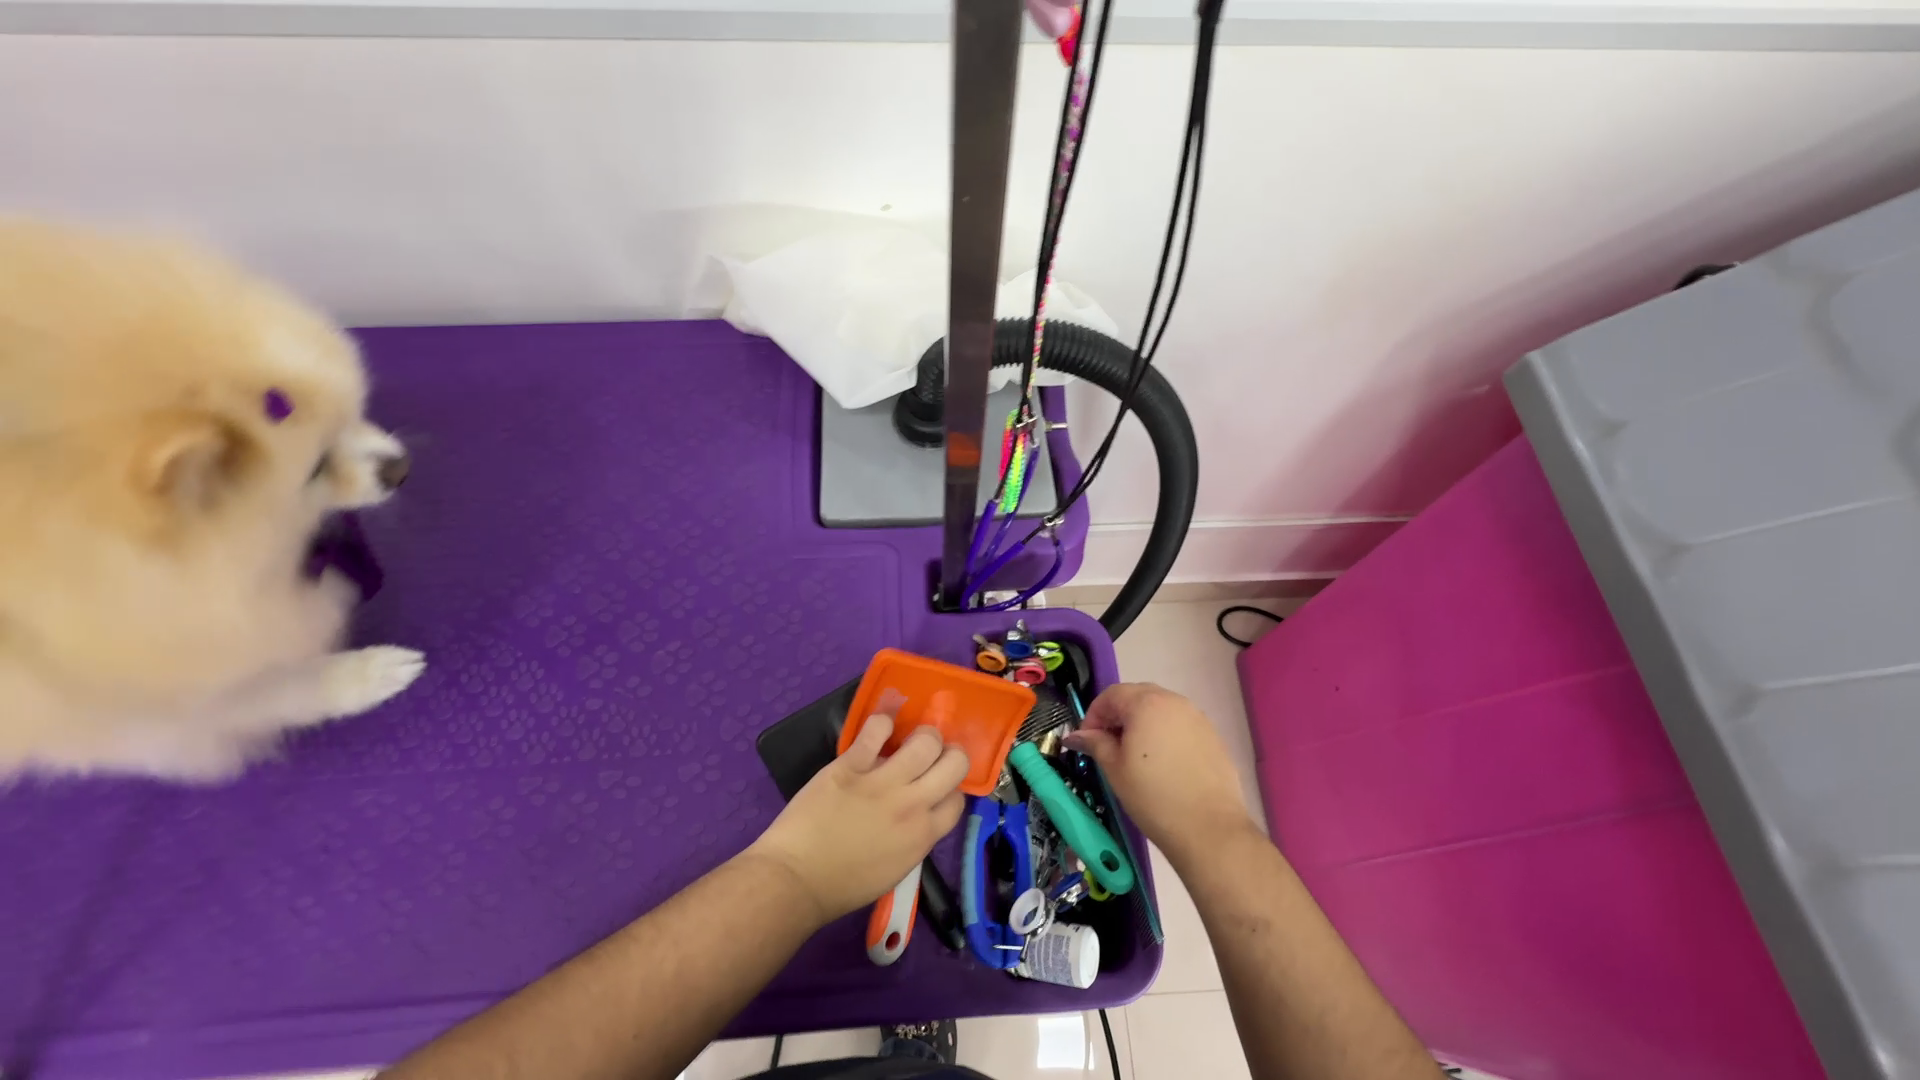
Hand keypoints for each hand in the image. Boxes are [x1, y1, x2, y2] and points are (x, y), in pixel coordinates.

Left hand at [747, 715, 968, 924]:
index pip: (958, 799)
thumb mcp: (895, 870)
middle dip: (949, 753)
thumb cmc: (843, 885)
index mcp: (923, 835)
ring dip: (922, 735)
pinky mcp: (851, 765)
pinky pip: (876, 730)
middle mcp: (912, 804)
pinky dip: (881, 723)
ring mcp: (882, 782)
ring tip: (907, 739)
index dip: (951, 788)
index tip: (938, 786)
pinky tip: (878, 730)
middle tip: (932, 755)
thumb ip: (914, 837)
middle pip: (955, 762)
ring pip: (925, 741)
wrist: (796, 879)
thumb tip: (917, 810)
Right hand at [1065, 683, 1254, 863]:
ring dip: (1142, 724)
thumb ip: (1095, 744)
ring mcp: (1198, 718)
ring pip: (1161, 710)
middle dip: (1118, 716)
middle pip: (1138, 696)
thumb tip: (1075, 736)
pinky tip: (1163, 764)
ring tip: (1135, 756)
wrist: (1209, 829)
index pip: (1112, 695)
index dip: (1094, 715)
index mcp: (1146, 703)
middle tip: (1108, 745)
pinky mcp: (1213, 737)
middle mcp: (1175, 701)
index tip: (1087, 741)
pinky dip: (1165, 735)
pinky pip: (1180, 726)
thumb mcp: (1114, 769)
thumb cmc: (1153, 796)